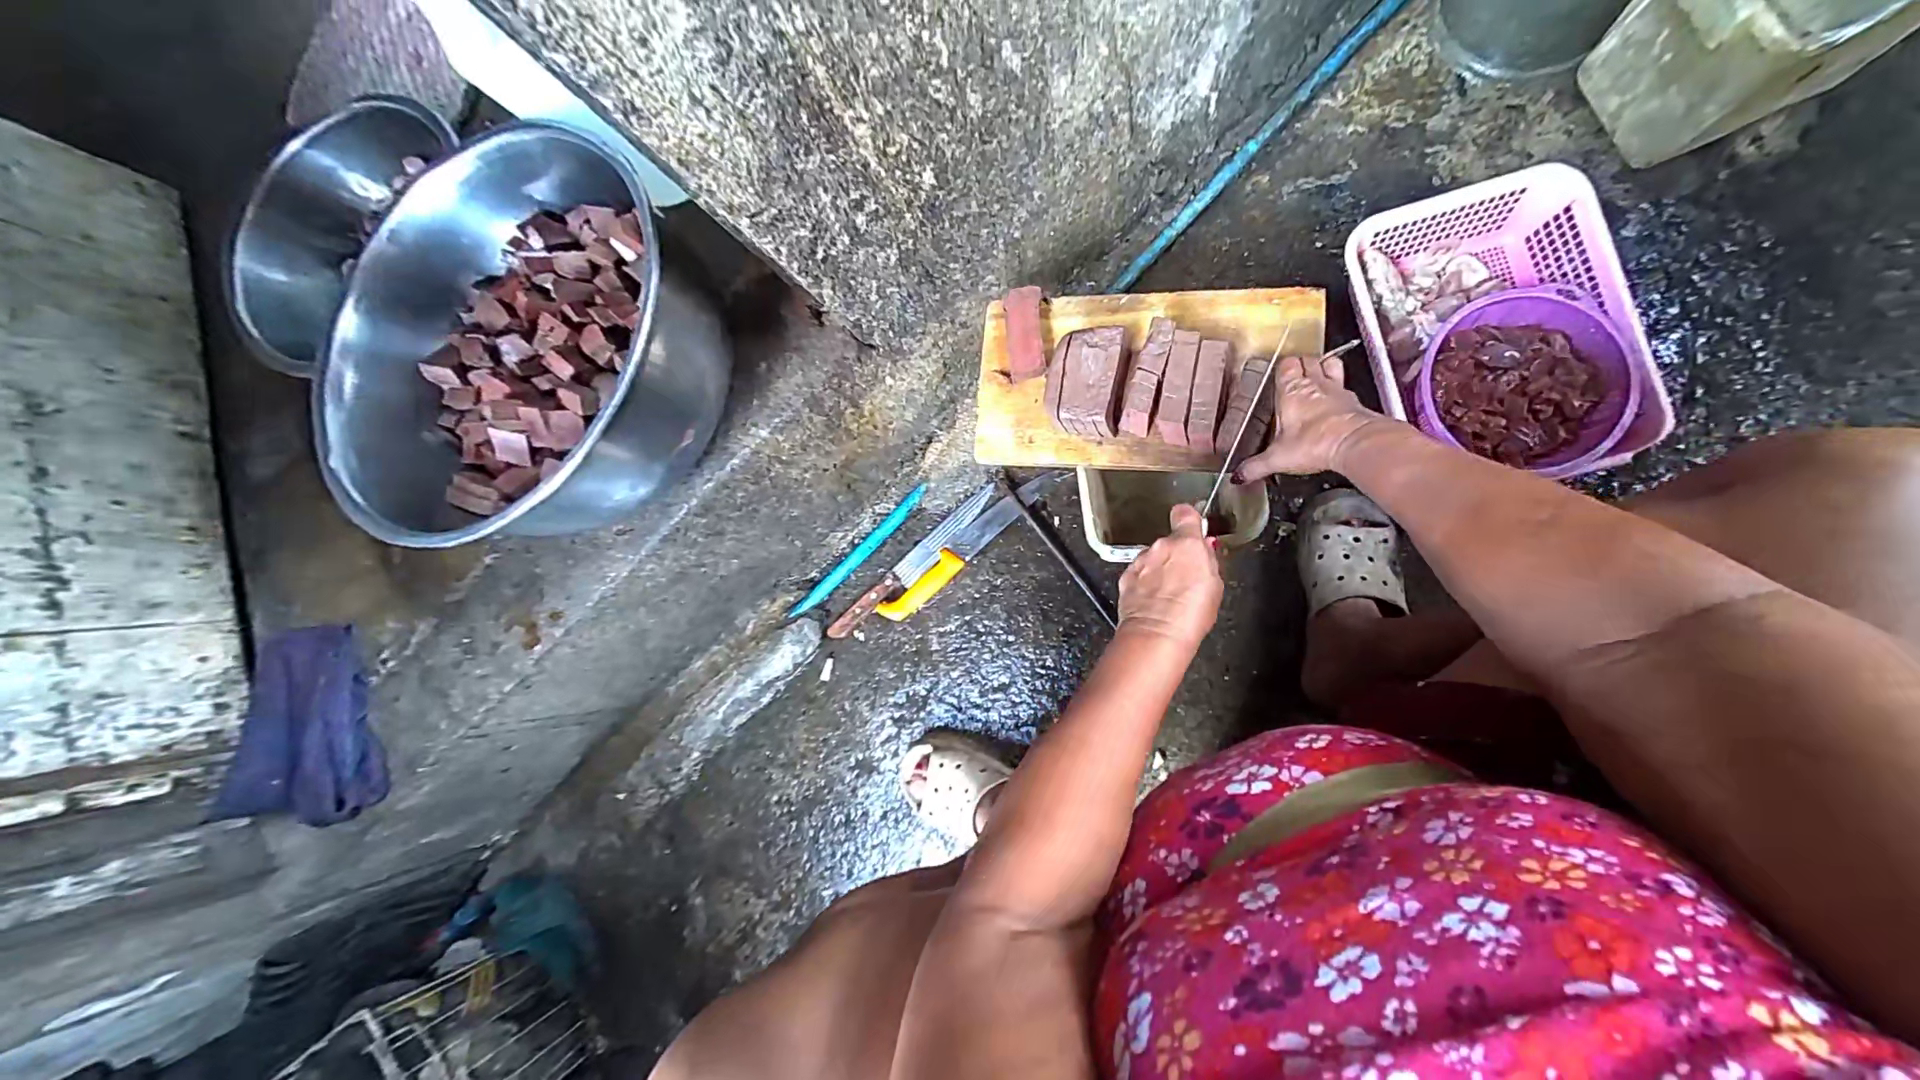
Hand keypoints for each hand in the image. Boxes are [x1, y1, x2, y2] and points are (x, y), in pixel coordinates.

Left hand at [1118, 504, 1223, 647]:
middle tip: (1187, 578)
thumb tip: (1205, 548)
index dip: (1189, 519)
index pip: (1185, 514)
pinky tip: (1153, 601)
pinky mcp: (1126, 577)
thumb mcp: (1215, 585)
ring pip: (1153, 559)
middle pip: (1170, 543)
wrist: (1155, 635)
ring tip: (1170, 595)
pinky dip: (1145, 584)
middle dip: (1177, 556)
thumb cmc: (1191, 614)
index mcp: (1186, 543)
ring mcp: (1140, 561)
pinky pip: (1139, 574)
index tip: (1192, 525)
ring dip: (1160, 571)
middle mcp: (1160, 547)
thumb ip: (1209, 560)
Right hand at [1233, 351, 1391, 482]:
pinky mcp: (1355, 402)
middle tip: (1296, 372)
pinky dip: (1340, 391)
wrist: (1355, 443)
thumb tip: (1240, 475)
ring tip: (1318, 377)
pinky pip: (1346, 388)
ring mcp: (1338, 391)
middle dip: (1303, 363)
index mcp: (1291, 391)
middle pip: (1309, 360)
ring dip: (1325, 368)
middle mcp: (1315, 385)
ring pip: (1332, 365)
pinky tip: (1335, 403)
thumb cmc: (1316, 442)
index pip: (1286, 365)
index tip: (1278, 373)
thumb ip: (1255, 466)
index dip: (1283, 367)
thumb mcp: (1277, 458)